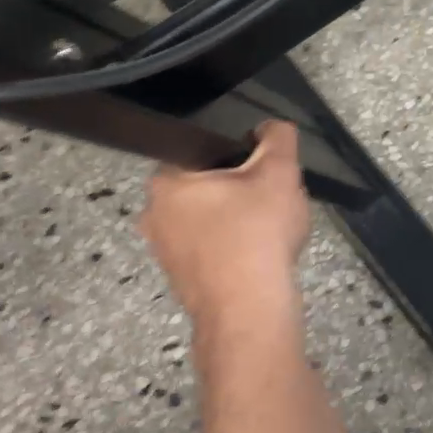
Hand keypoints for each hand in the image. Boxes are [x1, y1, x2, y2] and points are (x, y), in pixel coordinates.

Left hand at [140, 121, 312, 325]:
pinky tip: (262, 251)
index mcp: (166, 183)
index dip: (238, 155)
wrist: (248, 305)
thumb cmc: (257, 231)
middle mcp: (153, 214)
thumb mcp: (280, 172)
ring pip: (210, 217)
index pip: (201, 152)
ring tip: (272, 225)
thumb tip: (270, 126)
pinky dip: (235, 244)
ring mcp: (163, 249)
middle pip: (208, 186)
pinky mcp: (180, 276)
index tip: (264, 167)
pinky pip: (211, 246)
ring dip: (240, 217)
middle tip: (275, 195)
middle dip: (242, 188)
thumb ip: (278, 138)